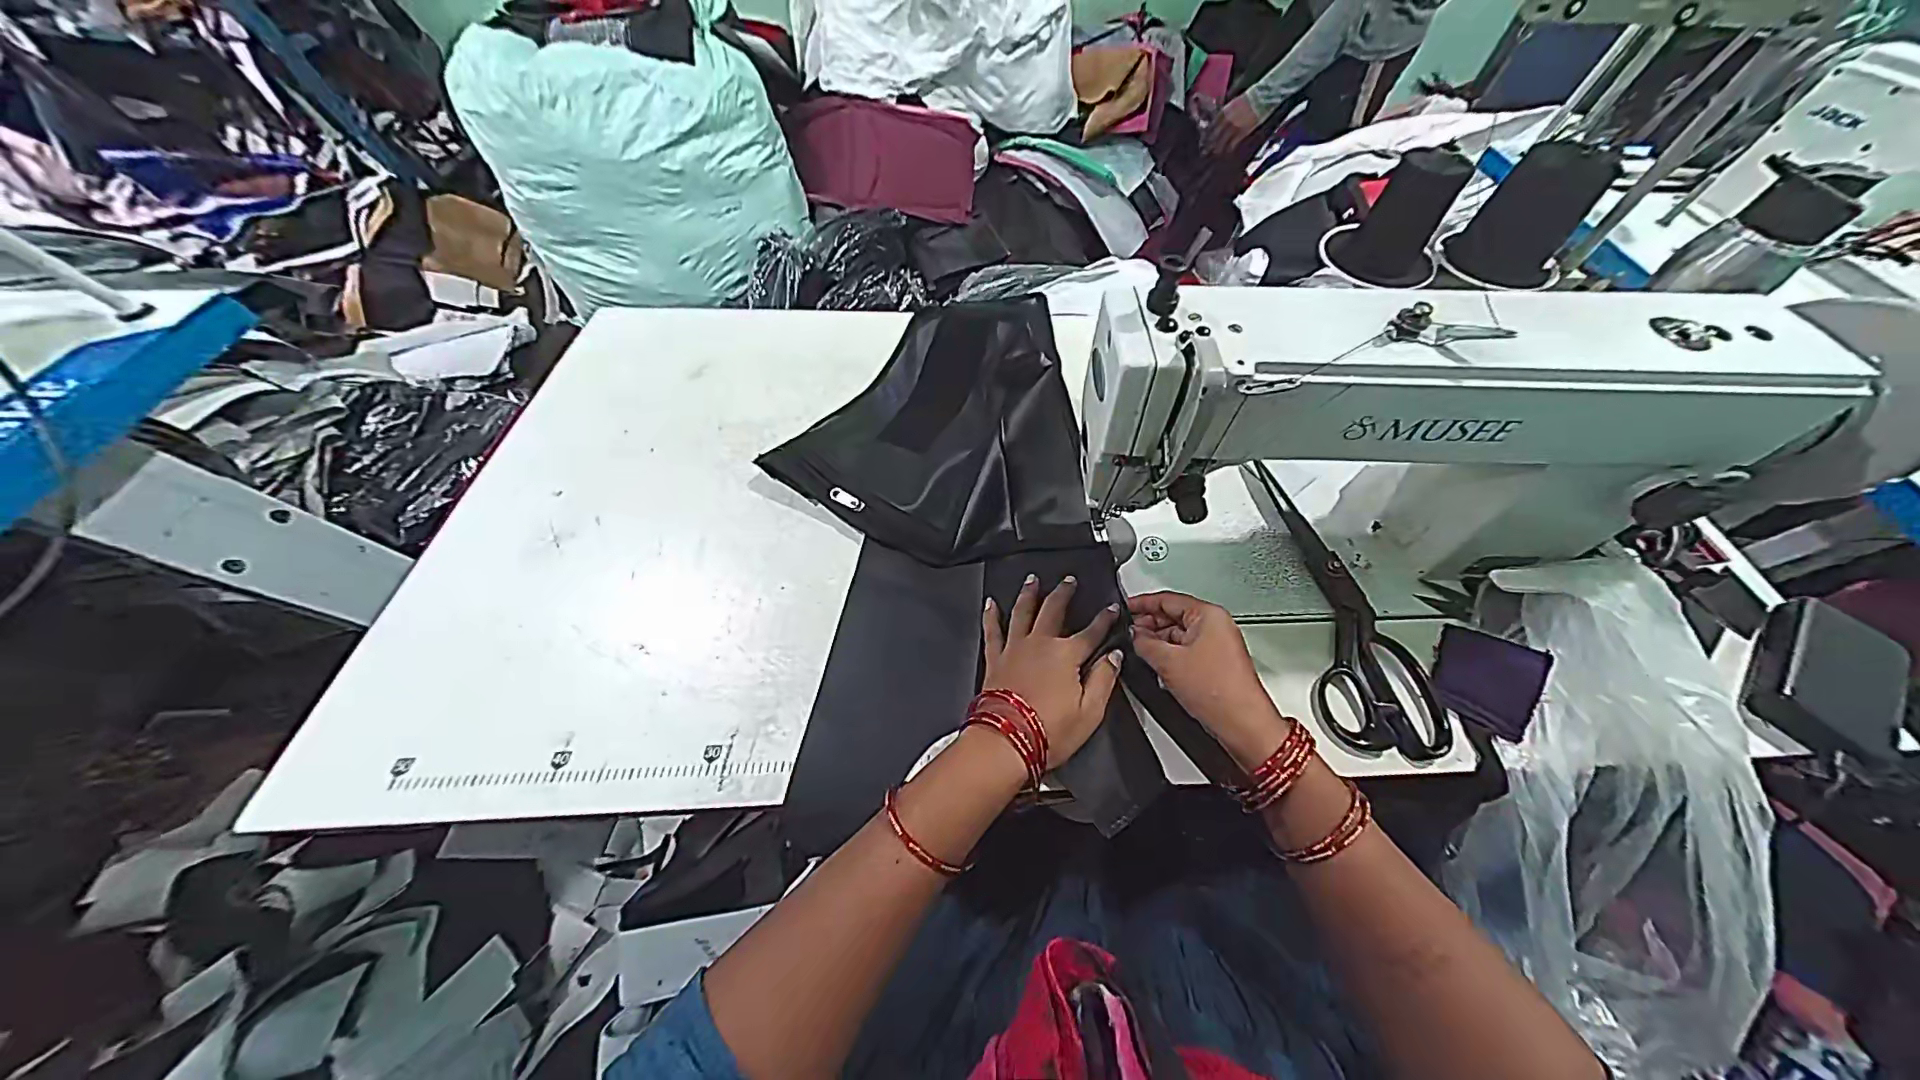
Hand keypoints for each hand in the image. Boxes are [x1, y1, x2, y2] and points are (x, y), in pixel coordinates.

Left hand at [982, 576, 1122, 767]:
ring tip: (1033, 580)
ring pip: (1022, 611)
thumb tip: (1113, 658)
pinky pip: (992, 630)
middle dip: (1064, 592)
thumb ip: (1104, 679)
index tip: (1111, 609)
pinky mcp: (995, 659)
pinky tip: (990, 604)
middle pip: (1054, 609)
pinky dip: (991, 615)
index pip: (1091, 632)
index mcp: (1066, 655)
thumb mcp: (1090, 711)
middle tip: (1069, 581)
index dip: (1104, 619)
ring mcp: (1015, 649)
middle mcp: (1039, 644)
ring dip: (1029, 593)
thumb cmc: (1047, 731)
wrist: (1006, 740)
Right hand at [1127, 591, 1286, 766]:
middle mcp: (1216, 625)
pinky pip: (1186, 649)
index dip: (1142, 603)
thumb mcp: (1168, 661)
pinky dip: (1170, 654)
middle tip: (1130, 632)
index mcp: (1209, 615)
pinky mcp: (1215, 661)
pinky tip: (1158, 664)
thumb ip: (1144, 643)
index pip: (1168, 599)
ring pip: (1178, 634)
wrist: (1241, 722)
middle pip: (1173, 615)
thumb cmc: (1220, 692)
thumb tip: (1134, 635)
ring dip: (1159, 641)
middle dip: (1149, 624)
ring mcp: (1217, 644)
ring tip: (1141, 651)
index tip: (1126, 608)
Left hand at [1201, 95, 1263, 156]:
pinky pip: (1234, 142)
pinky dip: (1230, 148)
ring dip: (1218, 148)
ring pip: (1223, 141)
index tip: (1203, 141)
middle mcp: (1227, 120)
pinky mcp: (1243, 131)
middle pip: (1215, 135)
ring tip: (1216, 153)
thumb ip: (1226, 113)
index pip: (1212, 126)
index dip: (1207, 135)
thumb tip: (1220, 122)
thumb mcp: (1234, 103)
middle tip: (1206, 151)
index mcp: (1224, 111)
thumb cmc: (1250, 98)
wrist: (1263, 96)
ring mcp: (1235, 126)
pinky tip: (1228, 151)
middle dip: (1210, 144)